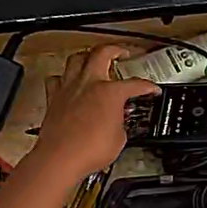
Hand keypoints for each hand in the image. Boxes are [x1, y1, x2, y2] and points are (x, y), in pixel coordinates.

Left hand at [30, 45, 158, 185]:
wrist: (61, 158)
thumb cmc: (89, 149)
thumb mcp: (119, 138)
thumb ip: (120, 122)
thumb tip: (117, 121)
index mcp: (111, 92)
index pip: (136, 84)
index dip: (148, 86)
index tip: (152, 89)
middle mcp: (89, 84)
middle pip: (102, 53)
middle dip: (115, 49)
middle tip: (122, 52)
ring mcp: (69, 88)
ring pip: (76, 58)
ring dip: (87, 55)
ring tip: (93, 57)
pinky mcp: (54, 98)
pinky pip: (56, 78)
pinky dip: (63, 76)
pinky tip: (67, 79)